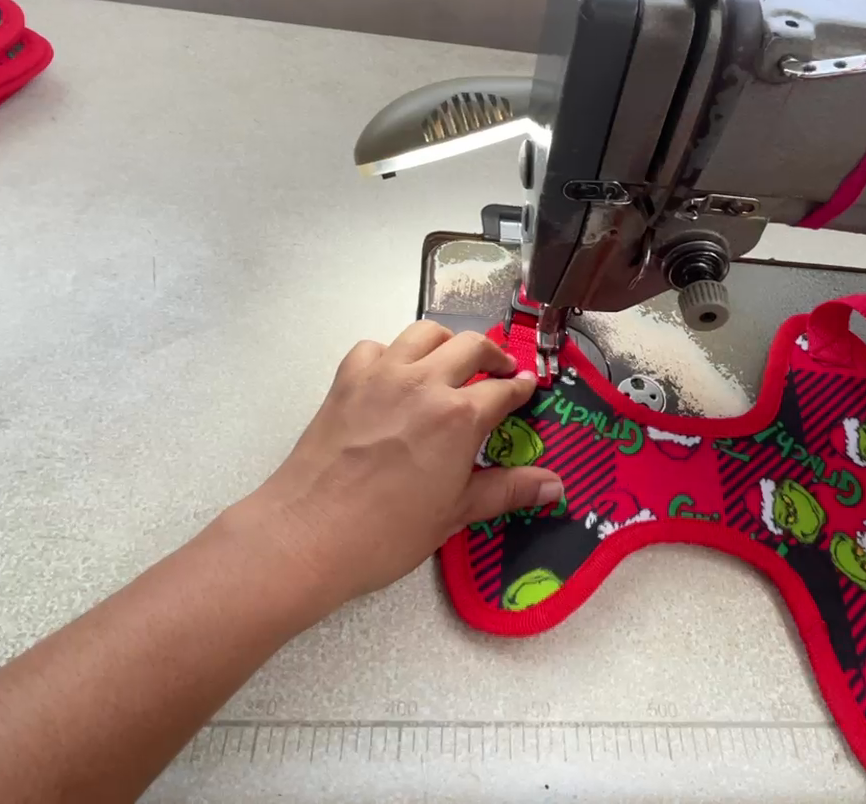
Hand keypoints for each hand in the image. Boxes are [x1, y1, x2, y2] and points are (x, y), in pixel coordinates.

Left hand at [236, 321, 556, 606]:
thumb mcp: (457, 512)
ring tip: (450, 361)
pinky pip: (376, 347)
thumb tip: (556, 486)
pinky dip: (391, 353)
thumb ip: (508, 490)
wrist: (309, 532)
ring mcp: (382, 373)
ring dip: (446, 342)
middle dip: (493, 354)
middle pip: (471, 345)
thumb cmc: (388, 532)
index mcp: (459, 415)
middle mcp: (424, 381)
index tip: (527, 386)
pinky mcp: (347, 378)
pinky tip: (394, 376)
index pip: (503, 388)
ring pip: (425, 332)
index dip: (521, 387)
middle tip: (499, 371)